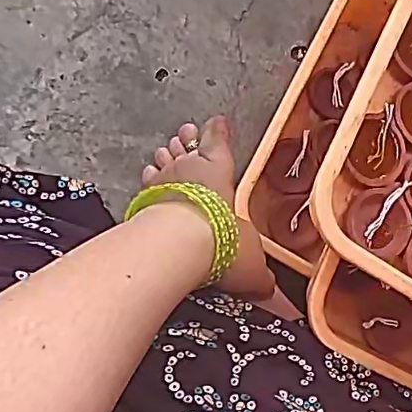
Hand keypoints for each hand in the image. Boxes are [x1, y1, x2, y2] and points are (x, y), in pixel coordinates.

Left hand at [139, 115, 276, 300]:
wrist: (176, 244)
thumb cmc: (219, 240)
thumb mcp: (251, 262)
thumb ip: (259, 274)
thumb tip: (270, 291)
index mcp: (219, 173)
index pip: (219, 143)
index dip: (218, 131)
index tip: (217, 120)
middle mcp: (188, 172)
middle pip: (186, 149)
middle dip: (187, 141)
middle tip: (185, 132)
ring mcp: (161, 184)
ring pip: (163, 163)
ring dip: (165, 158)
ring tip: (164, 151)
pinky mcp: (141, 201)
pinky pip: (145, 186)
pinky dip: (148, 184)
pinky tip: (145, 182)